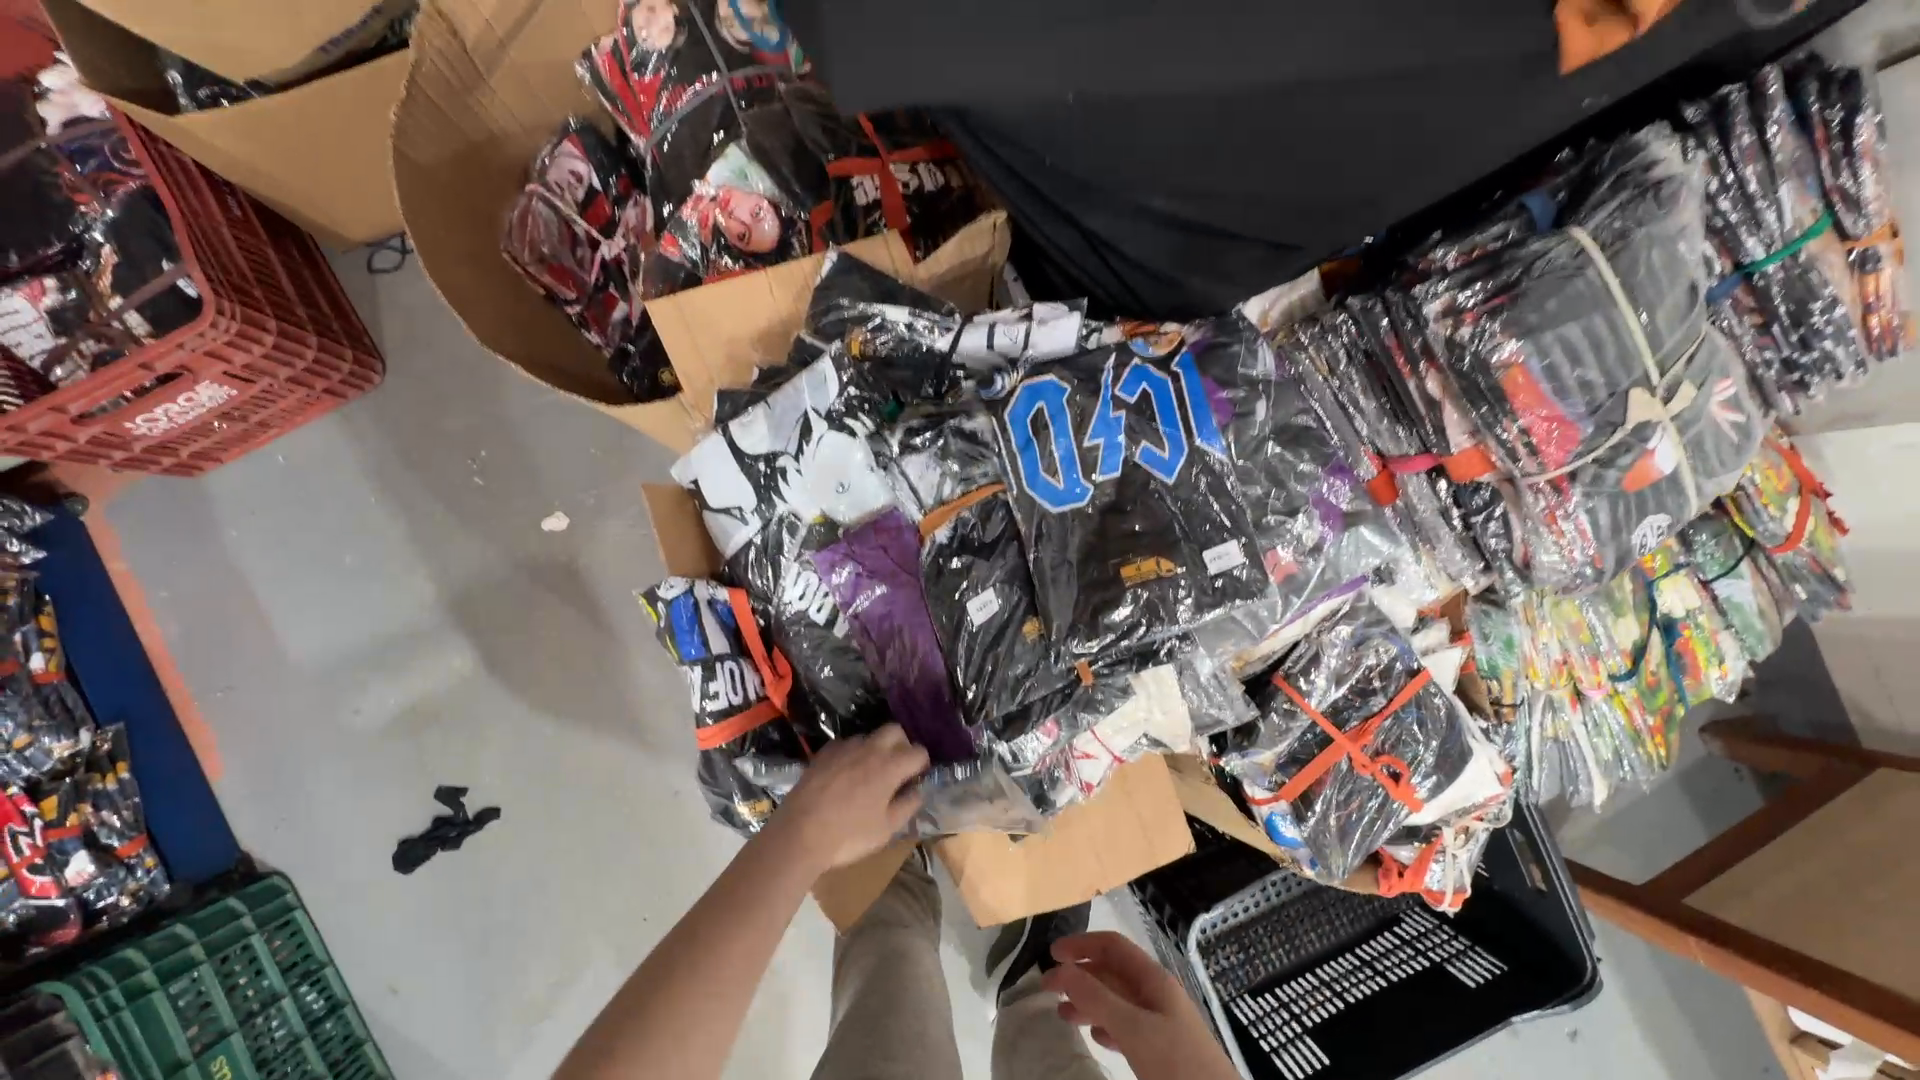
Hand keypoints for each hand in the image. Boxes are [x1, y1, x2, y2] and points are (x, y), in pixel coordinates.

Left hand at [769, 724, 927, 872]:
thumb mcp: (887, 829)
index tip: (915, 780)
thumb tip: (917, 791)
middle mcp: (869, 749)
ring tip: (869, 774)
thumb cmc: (849, 835)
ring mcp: (844, 748)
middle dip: (902, 745)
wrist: (799, 834)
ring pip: (869, 736)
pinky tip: (844, 775)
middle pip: (895, 730)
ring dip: (876, 749)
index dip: (922, 765)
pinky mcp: (823, 753)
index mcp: (890, 766)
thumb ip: (908, 805)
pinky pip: (845, 744)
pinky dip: (852, 754)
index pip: (919, 751)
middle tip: (897, 769)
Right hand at [1043, 931, 1238, 1079]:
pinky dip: (1106, 1026)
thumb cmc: (1176, 1062)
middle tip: (1047, 990)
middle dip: (1079, 976)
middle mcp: (1157, 995)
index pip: (1113, 946)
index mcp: (1153, 980)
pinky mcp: (1162, 1050)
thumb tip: (1060, 969)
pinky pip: (1127, 1027)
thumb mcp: (1133, 1028)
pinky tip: (1096, 1036)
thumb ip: (1096, 997)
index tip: (1050, 955)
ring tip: (1063, 1016)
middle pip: (1112, 973)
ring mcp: (1161, 1023)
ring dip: (1089, 1002)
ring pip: (1117, 1001)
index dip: (1081, 944)